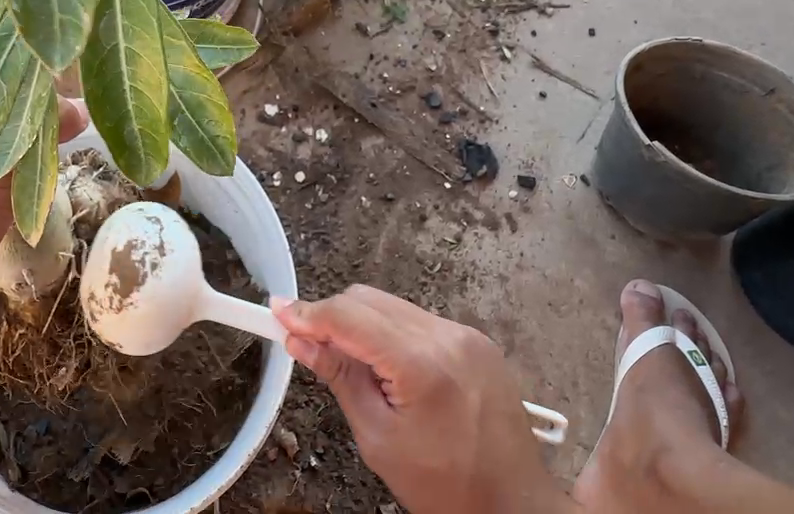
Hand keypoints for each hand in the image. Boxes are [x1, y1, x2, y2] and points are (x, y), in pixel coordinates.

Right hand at [274, 286, 574, 513]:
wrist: (517, 507)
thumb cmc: (444, 486)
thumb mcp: (378, 439)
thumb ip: (339, 378)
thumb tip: (298, 339)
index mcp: (423, 366)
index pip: (350, 317)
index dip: (309, 312)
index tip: (276, 312)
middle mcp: (447, 337)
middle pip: (368, 300)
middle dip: (332, 317)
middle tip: (308, 344)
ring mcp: (466, 335)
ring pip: (390, 305)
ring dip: (361, 324)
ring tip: (355, 365)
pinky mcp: (476, 340)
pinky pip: (417, 319)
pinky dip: (391, 333)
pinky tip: (389, 367)